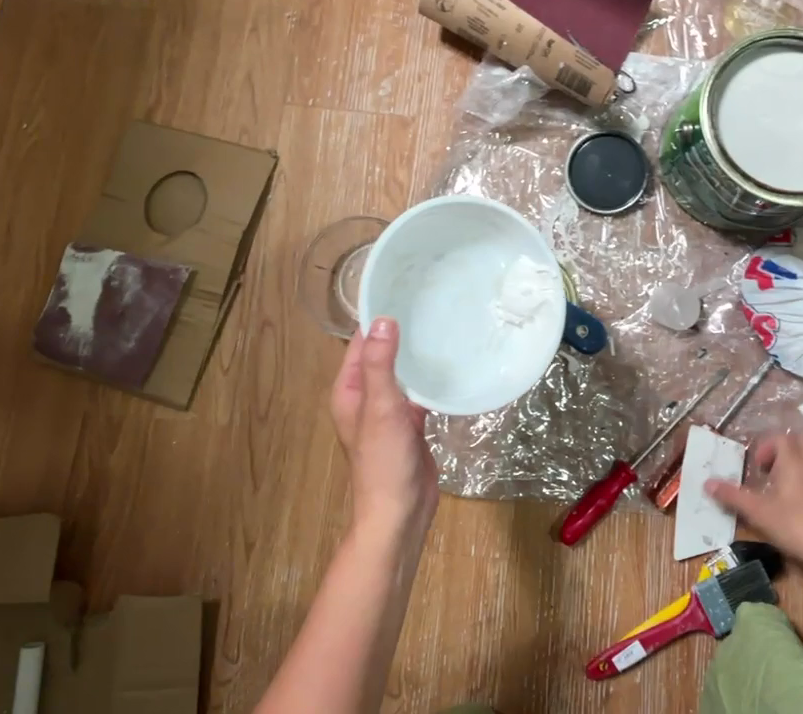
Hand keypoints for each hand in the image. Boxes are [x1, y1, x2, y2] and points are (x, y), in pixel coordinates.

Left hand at [330, 318, 437, 534]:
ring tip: (445, 324)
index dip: (379, 317)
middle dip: (403, 331)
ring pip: (404, 373)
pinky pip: (420, 392)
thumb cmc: (383, 461)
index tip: (404, 289)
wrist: (400, 514)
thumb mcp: (381, 409)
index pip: (362, 342)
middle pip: (384, 354)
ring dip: (419, 354)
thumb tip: (385, 320)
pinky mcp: (411, 424)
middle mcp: (366, 396)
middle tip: (433, 301)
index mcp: (349, 390)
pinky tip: (453, 363)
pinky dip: (432, 379)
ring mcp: (389, 411)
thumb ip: (381, 365)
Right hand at [706, 432, 802, 573]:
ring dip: (799, 463)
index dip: (766, 448)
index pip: (780, 437)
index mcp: (793, 459)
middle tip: (772, 471)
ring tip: (786, 487)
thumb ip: (732, 495)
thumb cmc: (793, 525)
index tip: (758, 469)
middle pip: (800, 440)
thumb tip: (707, 483)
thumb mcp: (757, 511)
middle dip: (784, 449)